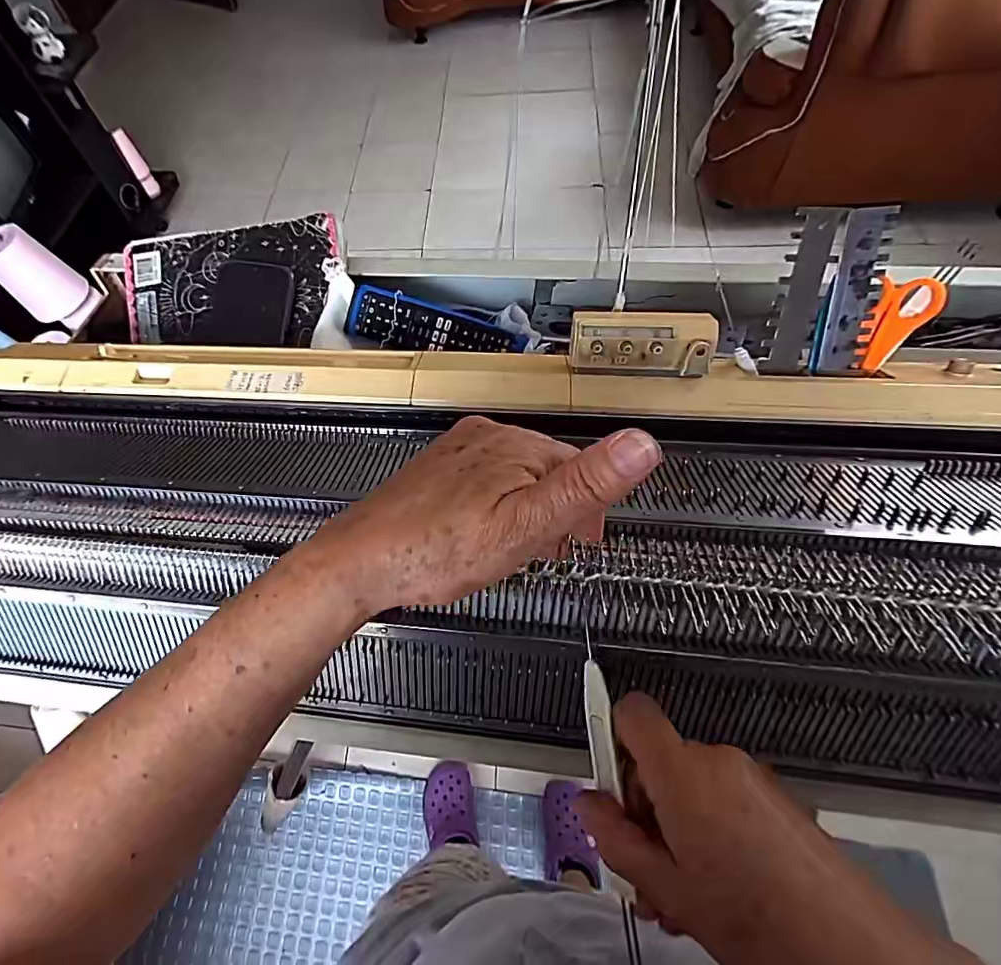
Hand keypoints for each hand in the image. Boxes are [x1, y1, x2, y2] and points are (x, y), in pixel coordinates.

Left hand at [280, 416, 661, 620]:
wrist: (360, 562)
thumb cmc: (434, 549)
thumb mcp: (526, 525)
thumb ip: (585, 486)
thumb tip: (640, 445)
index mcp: (515, 446)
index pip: (579, 466)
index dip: (587, 510)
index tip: (585, 540)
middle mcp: (486, 438)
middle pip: (548, 471)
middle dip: (556, 513)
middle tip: (545, 551)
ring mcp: (459, 453)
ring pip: (516, 478)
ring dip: (526, 512)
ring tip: (511, 549)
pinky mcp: (440, 471)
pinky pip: (485, 483)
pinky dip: (496, 509)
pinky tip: (480, 536)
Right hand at [577, 694, 977, 964]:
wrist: (849, 944)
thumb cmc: (757, 918)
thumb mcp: (666, 885)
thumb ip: (616, 838)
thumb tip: (589, 805)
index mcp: (683, 772)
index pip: (632, 712)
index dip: (612, 735)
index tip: (608, 777)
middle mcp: (718, 760)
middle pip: (660, 760)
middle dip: (647, 807)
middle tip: (649, 863)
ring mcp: (751, 775)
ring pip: (691, 786)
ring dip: (679, 827)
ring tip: (686, 888)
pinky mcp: (776, 795)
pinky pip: (725, 796)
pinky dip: (713, 827)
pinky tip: (720, 883)